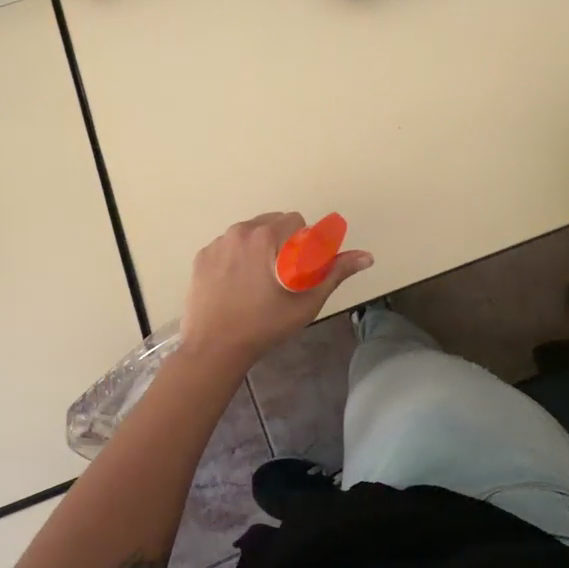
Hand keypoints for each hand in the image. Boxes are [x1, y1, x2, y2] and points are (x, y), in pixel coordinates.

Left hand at [178, 212, 373, 367]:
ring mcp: (216, 243)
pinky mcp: (201, 256)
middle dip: (281, 241)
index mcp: (265, 236)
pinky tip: (237, 284)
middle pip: (270, 222)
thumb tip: (367, 256)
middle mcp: (239, 231)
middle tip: (282, 274)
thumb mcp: (306, 301)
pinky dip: (235, 257)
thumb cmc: (264, 325)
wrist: (214, 348)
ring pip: (247, 233)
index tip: (300, 266)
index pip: (294, 220)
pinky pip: (226, 246)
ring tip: (259, 279)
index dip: (303, 240)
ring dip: (258, 247)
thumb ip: (336, 273)